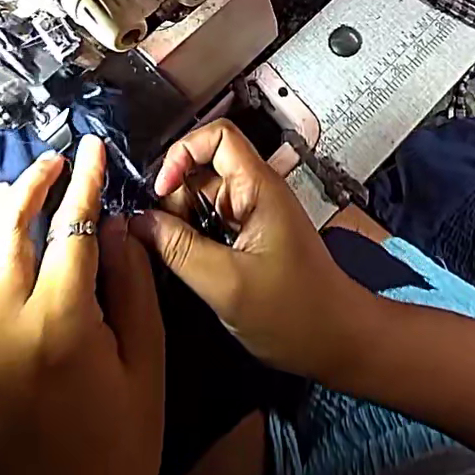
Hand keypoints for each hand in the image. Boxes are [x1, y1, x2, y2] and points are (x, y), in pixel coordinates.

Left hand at [0, 136, 164, 474]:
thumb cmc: (122, 443)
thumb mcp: (147, 359)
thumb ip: (132, 282)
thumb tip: (113, 222)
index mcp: (59, 327)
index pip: (70, 230)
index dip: (83, 182)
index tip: (90, 147)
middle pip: (4, 232)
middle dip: (31, 185)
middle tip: (55, 160)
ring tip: (20, 187)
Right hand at [129, 120, 375, 380]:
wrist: (335, 338)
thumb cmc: (296, 312)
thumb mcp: (227, 284)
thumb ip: (179, 250)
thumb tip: (139, 223)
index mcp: (259, 187)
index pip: (218, 136)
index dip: (182, 153)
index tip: (161, 191)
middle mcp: (256, 191)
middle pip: (202, 168)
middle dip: (174, 197)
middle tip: (164, 238)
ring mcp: (253, 212)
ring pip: (202, 197)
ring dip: (181, 221)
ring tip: (177, 257)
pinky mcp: (249, 234)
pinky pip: (211, 221)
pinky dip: (193, 237)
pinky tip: (189, 264)